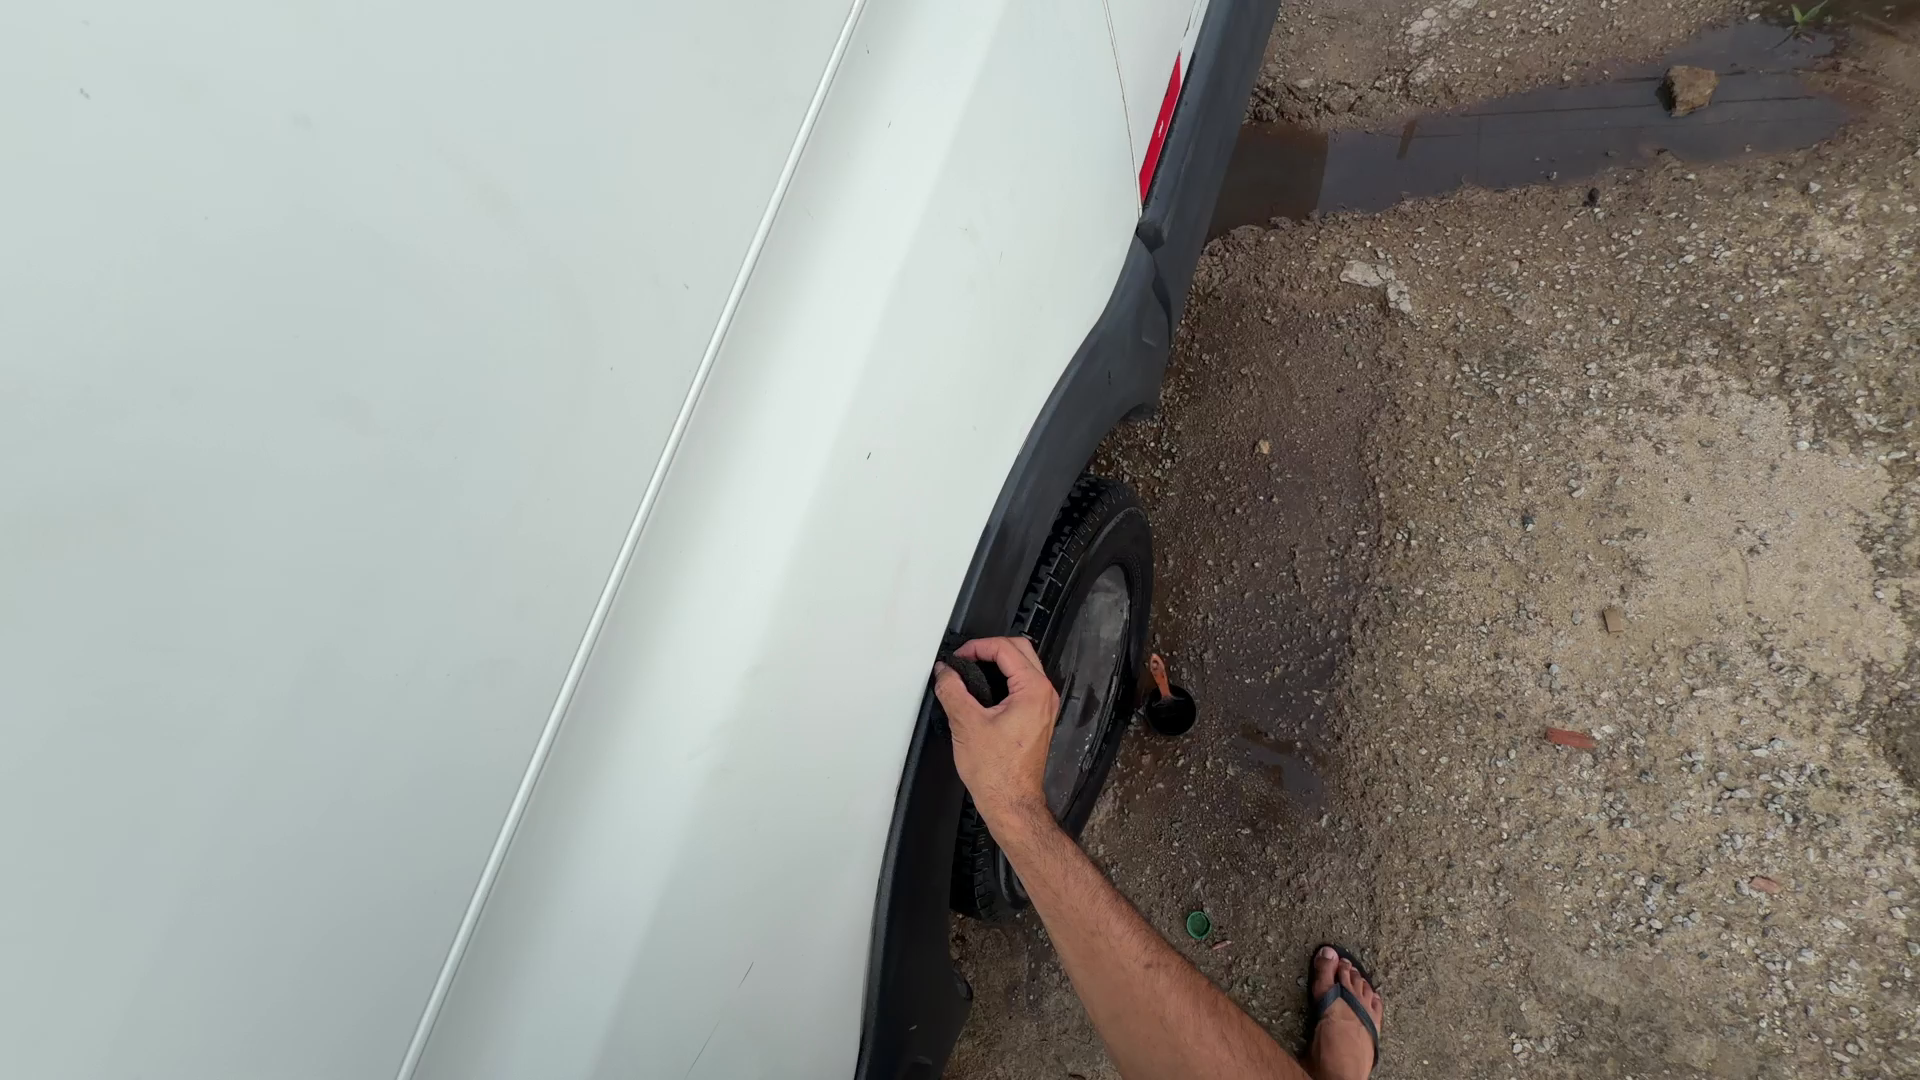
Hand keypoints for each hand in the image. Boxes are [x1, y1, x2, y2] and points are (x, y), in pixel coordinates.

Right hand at [933, 636, 1059, 836]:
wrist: (1012, 803)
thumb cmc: (998, 773)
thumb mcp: (966, 724)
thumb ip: (952, 690)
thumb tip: (945, 672)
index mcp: (1033, 690)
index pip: (1006, 649)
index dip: (978, 647)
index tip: (958, 657)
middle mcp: (1044, 695)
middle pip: (1020, 650)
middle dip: (990, 648)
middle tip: (965, 658)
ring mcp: (1044, 706)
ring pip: (1023, 666)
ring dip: (997, 662)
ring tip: (971, 670)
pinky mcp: (1038, 717)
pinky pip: (1023, 684)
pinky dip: (1004, 678)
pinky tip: (983, 689)